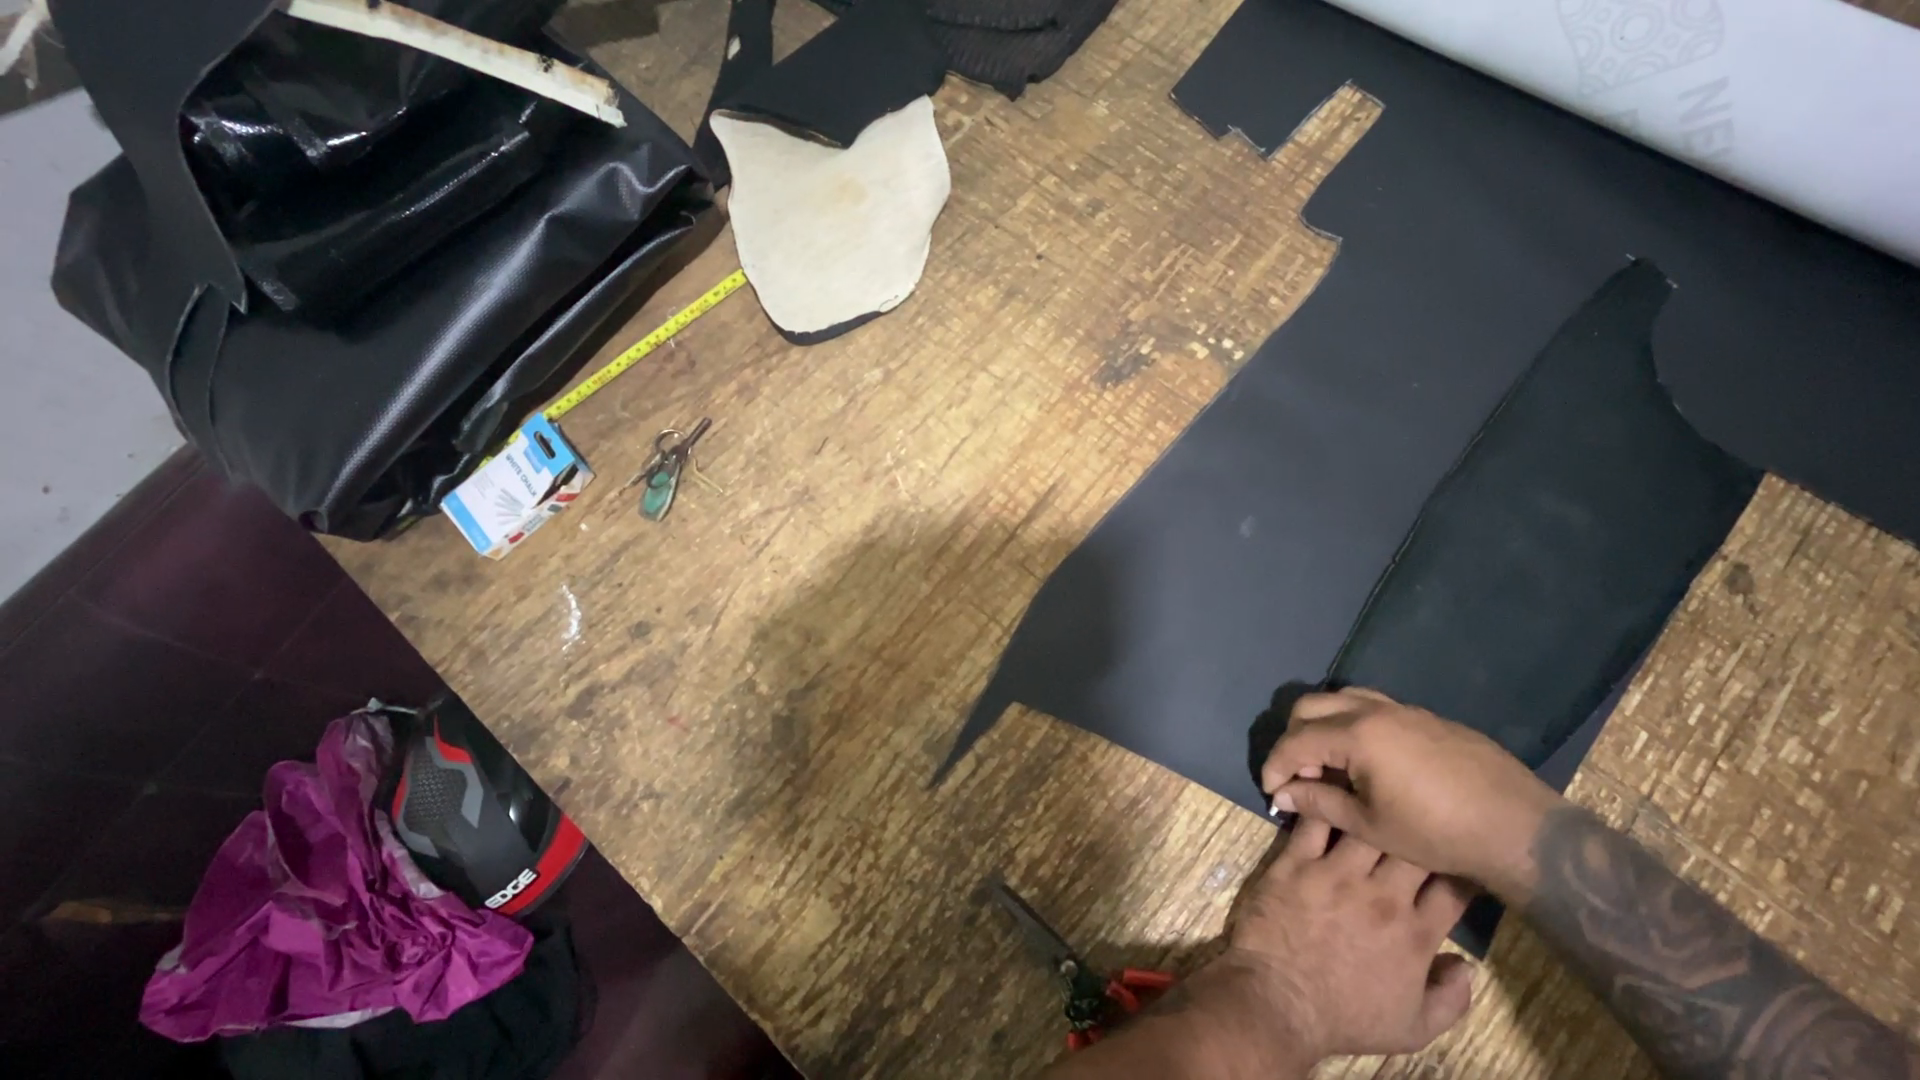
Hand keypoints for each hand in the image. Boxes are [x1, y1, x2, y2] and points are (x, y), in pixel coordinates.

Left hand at [1217, 817, 1477, 1059]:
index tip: (1455, 856)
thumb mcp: (1413, 1028)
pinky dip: (1320, 805)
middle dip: (1418, 830)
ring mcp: (1336, 875)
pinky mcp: (1295, 864)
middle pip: (1412, 846)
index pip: (1453, 887)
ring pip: (1365, 825)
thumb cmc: (1344, 1018)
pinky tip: (1326, 791)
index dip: (1458, 867)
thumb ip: (1450, 999)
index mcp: (1416, 933)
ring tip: (1373, 793)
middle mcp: (1382, 896)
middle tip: (1414, 819)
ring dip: (1370, 811)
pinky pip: (1313, 823)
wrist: (1277, 1002)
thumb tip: (1466, 964)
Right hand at [1259, 688, 1563, 900]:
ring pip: (1344, 699)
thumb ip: (1319, 802)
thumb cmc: (1438, 833)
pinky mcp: (1429, 718)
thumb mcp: (1369, 825)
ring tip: (1330, 764)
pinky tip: (1370, 763)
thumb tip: (1284, 793)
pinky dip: (1355, 726)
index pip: (1296, 741)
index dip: (1276, 766)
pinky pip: (1376, 708)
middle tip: (1300, 775)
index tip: (1272, 792)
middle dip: (1294, 738)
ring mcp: (1405, 710)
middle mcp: (1375, 710)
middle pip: (1311, 707)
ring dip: (1324, 725)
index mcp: (1357, 734)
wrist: (1518, 829)